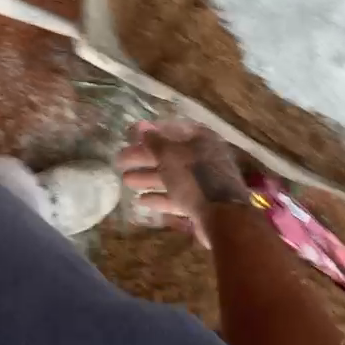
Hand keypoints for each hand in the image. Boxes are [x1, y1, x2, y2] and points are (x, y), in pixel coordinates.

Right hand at [114, 119, 246, 247]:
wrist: (224, 219)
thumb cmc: (195, 177)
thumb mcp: (168, 155)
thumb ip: (153, 141)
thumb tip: (140, 126)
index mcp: (201, 139)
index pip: (172, 129)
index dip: (150, 132)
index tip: (130, 136)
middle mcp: (204, 158)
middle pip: (169, 154)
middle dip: (143, 158)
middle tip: (120, 160)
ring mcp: (204, 182)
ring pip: (171, 176)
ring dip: (148, 178)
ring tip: (125, 180)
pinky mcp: (202, 204)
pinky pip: (178, 196)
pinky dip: (160, 197)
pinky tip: (141, 201)